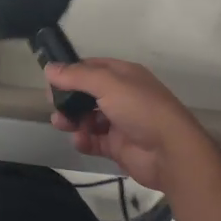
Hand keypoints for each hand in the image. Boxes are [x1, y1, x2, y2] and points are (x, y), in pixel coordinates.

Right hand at [45, 58, 220, 193]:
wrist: (170, 152)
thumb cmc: (140, 108)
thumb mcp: (107, 84)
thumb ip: (77, 76)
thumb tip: (49, 68)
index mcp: (123, 75)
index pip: (91, 68)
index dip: (71, 72)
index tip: (51, 80)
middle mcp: (122, 96)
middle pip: (87, 94)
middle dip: (69, 98)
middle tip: (53, 104)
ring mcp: (120, 122)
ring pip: (89, 118)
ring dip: (73, 120)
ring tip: (61, 124)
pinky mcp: (118, 146)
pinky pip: (95, 141)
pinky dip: (84, 140)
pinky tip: (79, 140)